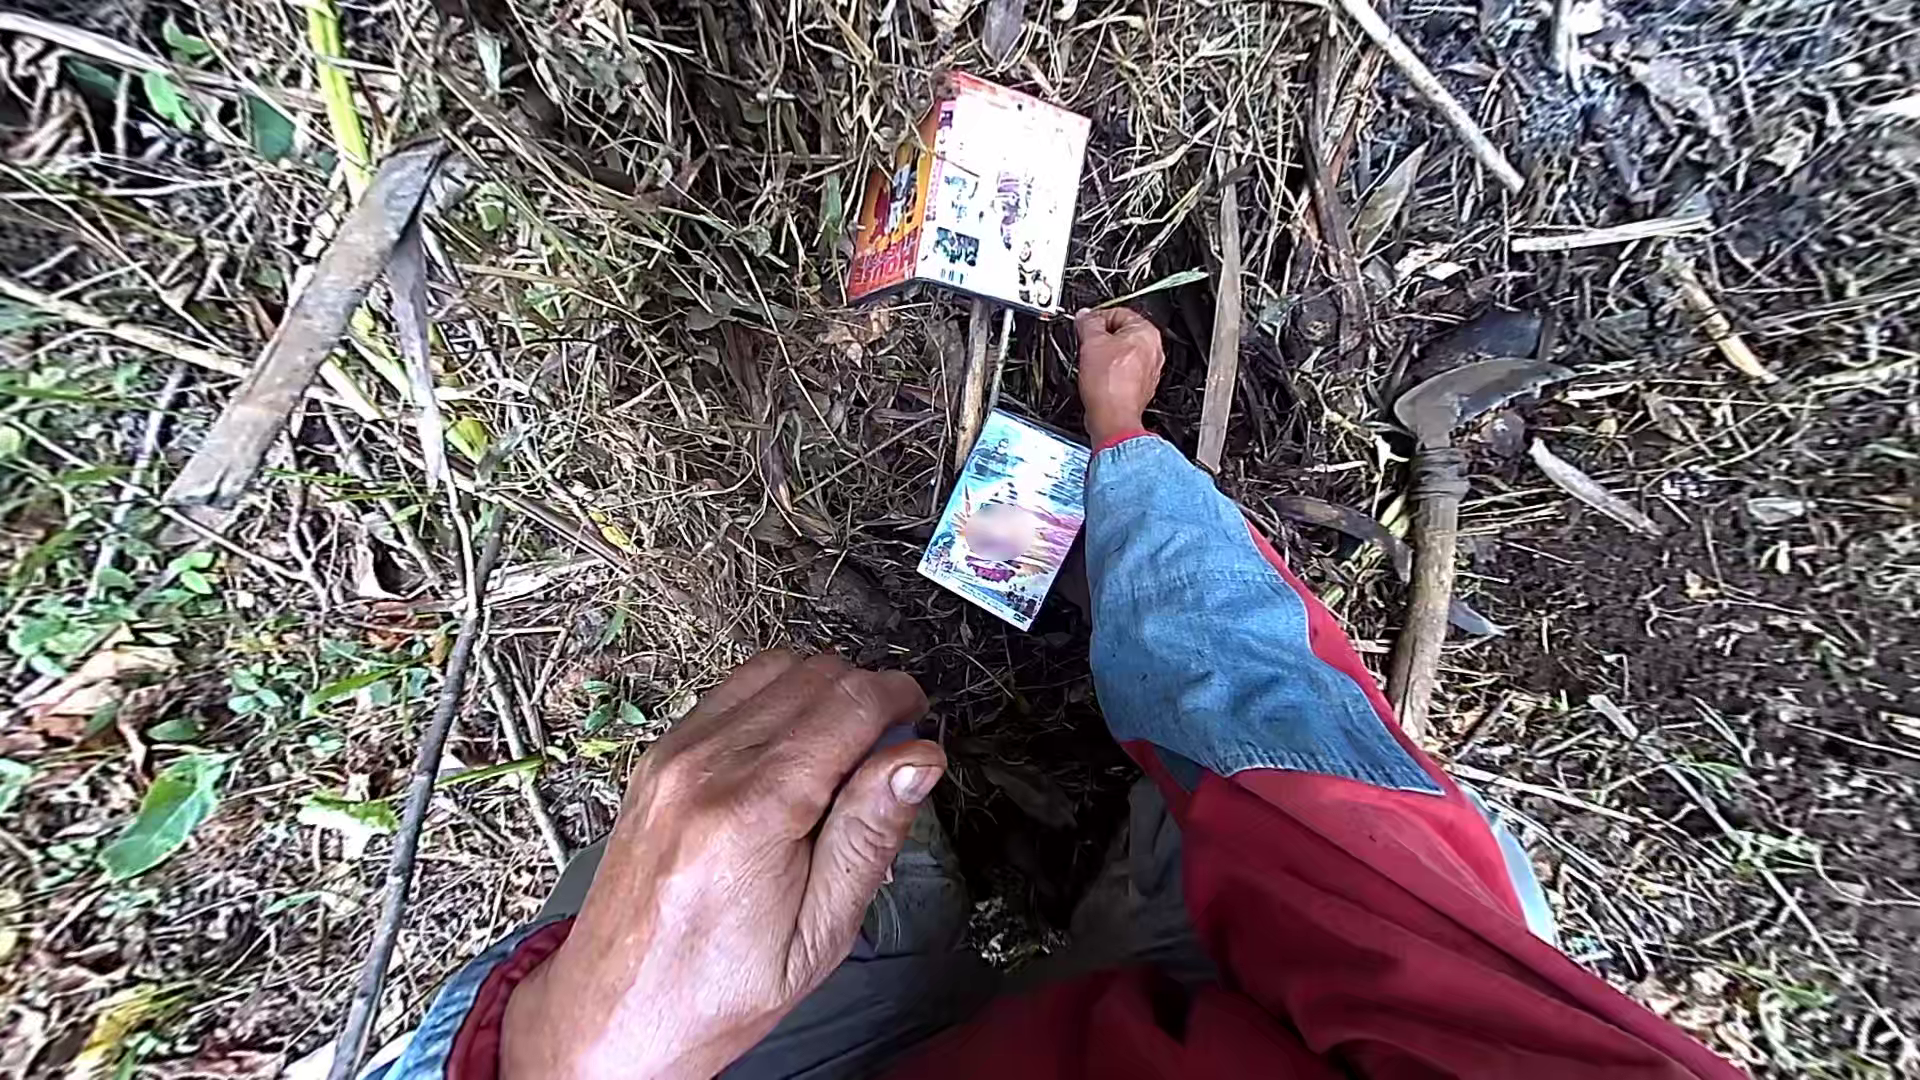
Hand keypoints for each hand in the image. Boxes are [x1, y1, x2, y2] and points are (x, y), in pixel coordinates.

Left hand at [499, 651, 945, 1079]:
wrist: (610, 1013)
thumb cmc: (720, 987)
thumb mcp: (821, 930)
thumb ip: (872, 831)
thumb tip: (920, 758)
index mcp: (752, 810)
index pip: (850, 704)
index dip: (900, 697)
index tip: (917, 720)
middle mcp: (709, 762)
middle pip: (820, 674)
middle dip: (871, 693)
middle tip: (886, 744)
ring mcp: (680, 748)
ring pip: (784, 665)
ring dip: (829, 687)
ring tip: (843, 742)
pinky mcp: (667, 748)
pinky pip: (744, 682)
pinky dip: (786, 691)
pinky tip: (796, 738)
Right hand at [1074, 306, 1164, 447]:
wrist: (1112, 419)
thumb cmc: (1108, 386)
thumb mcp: (1091, 344)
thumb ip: (1088, 324)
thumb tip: (1084, 316)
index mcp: (1147, 333)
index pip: (1119, 313)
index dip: (1097, 318)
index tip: (1084, 326)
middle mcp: (1154, 351)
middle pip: (1122, 334)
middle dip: (1102, 339)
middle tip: (1087, 346)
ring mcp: (1149, 371)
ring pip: (1123, 354)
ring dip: (1106, 357)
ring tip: (1093, 365)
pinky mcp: (1141, 388)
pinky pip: (1124, 373)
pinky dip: (1111, 374)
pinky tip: (1100, 380)